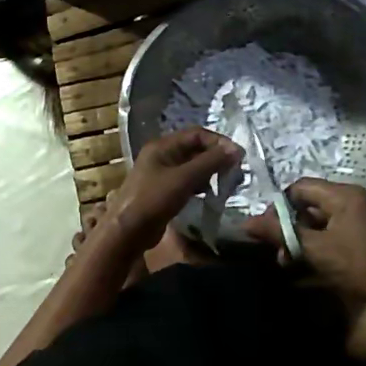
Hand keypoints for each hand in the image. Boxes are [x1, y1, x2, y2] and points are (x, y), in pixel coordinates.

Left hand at [106, 127, 241, 252]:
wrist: (128, 231)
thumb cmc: (153, 199)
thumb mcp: (184, 178)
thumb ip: (210, 162)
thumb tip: (236, 150)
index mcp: (162, 146)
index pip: (197, 134)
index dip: (218, 142)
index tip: (238, 156)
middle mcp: (161, 156)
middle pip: (195, 149)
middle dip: (215, 157)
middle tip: (234, 170)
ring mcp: (161, 173)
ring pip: (192, 166)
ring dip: (210, 171)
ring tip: (226, 182)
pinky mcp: (164, 191)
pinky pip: (187, 181)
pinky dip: (201, 184)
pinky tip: (210, 193)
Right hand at [244, 178, 365, 307]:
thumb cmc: (359, 266)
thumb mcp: (315, 249)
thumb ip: (280, 233)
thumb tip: (245, 223)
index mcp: (344, 195)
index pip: (300, 187)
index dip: (279, 207)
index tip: (268, 231)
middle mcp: (356, 198)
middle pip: (310, 203)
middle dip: (290, 226)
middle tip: (278, 251)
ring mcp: (365, 215)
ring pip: (322, 219)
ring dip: (303, 238)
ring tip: (290, 262)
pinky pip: (336, 229)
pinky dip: (320, 242)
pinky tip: (311, 263)